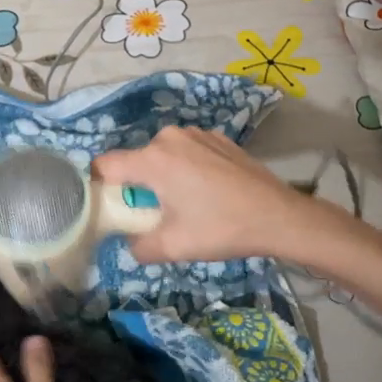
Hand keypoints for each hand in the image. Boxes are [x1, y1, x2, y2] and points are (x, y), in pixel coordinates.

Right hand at [94, 125, 359, 264]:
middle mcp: (169, 137)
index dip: (100, 187)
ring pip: (162, 156)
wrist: (281, 216)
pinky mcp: (217, 138)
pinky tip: (210, 192)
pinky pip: (186, 152)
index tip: (112, 209)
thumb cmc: (222, 228)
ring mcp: (196, 134)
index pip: (105, 165)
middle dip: (138, 187)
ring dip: (164, 178)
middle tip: (158, 215)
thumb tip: (130, 242)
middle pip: (135, 161)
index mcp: (152, 159)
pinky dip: (188, 169)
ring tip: (188, 205)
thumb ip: (138, 246)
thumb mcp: (173, 247)